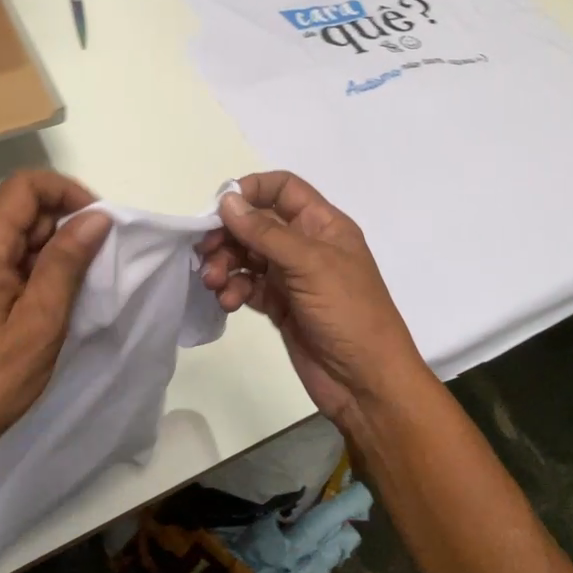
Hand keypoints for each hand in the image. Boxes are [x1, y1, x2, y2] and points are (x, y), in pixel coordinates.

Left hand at [0, 170, 111, 460]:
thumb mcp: (39, 323)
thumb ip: (66, 264)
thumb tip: (95, 217)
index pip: (25, 186)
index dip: (66, 192)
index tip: (99, 223)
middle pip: (23, 208)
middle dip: (66, 224)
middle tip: (98, 263)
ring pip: (20, 235)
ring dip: (56, 250)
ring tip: (81, 289)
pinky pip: (11, 261)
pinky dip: (40, 270)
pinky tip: (57, 303)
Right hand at [198, 172, 427, 433]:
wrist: (366, 383)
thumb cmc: (348, 313)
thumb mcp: (310, 265)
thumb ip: (266, 232)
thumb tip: (227, 200)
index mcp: (323, 225)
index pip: (283, 189)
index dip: (252, 190)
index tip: (220, 207)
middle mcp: (306, 245)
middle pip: (257, 223)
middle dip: (229, 234)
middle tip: (205, 252)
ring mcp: (292, 277)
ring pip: (247, 256)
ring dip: (226, 264)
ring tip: (214, 282)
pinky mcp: (280, 306)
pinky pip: (248, 286)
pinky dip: (233, 289)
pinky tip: (227, 301)